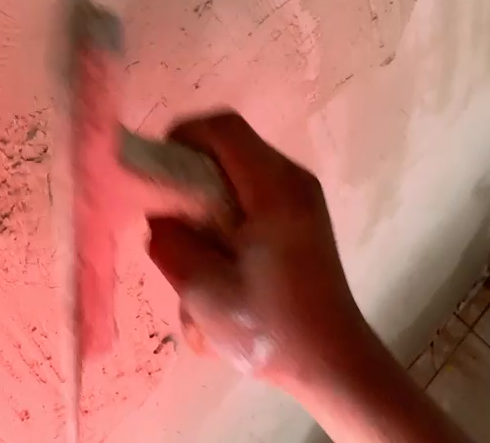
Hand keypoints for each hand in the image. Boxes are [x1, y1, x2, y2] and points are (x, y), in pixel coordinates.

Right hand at [144, 112, 371, 389]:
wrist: (332, 362)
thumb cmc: (269, 327)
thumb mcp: (203, 290)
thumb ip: (170, 241)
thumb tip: (161, 214)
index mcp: (274, 187)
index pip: (224, 128)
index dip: (183, 137)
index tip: (157, 172)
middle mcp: (293, 178)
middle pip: (231, 146)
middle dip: (193, 173)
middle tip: (171, 214)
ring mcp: (302, 195)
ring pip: (239, 170)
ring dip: (209, 198)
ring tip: (196, 247)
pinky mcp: (302, 215)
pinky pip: (254, 192)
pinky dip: (229, 213)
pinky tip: (222, 259)